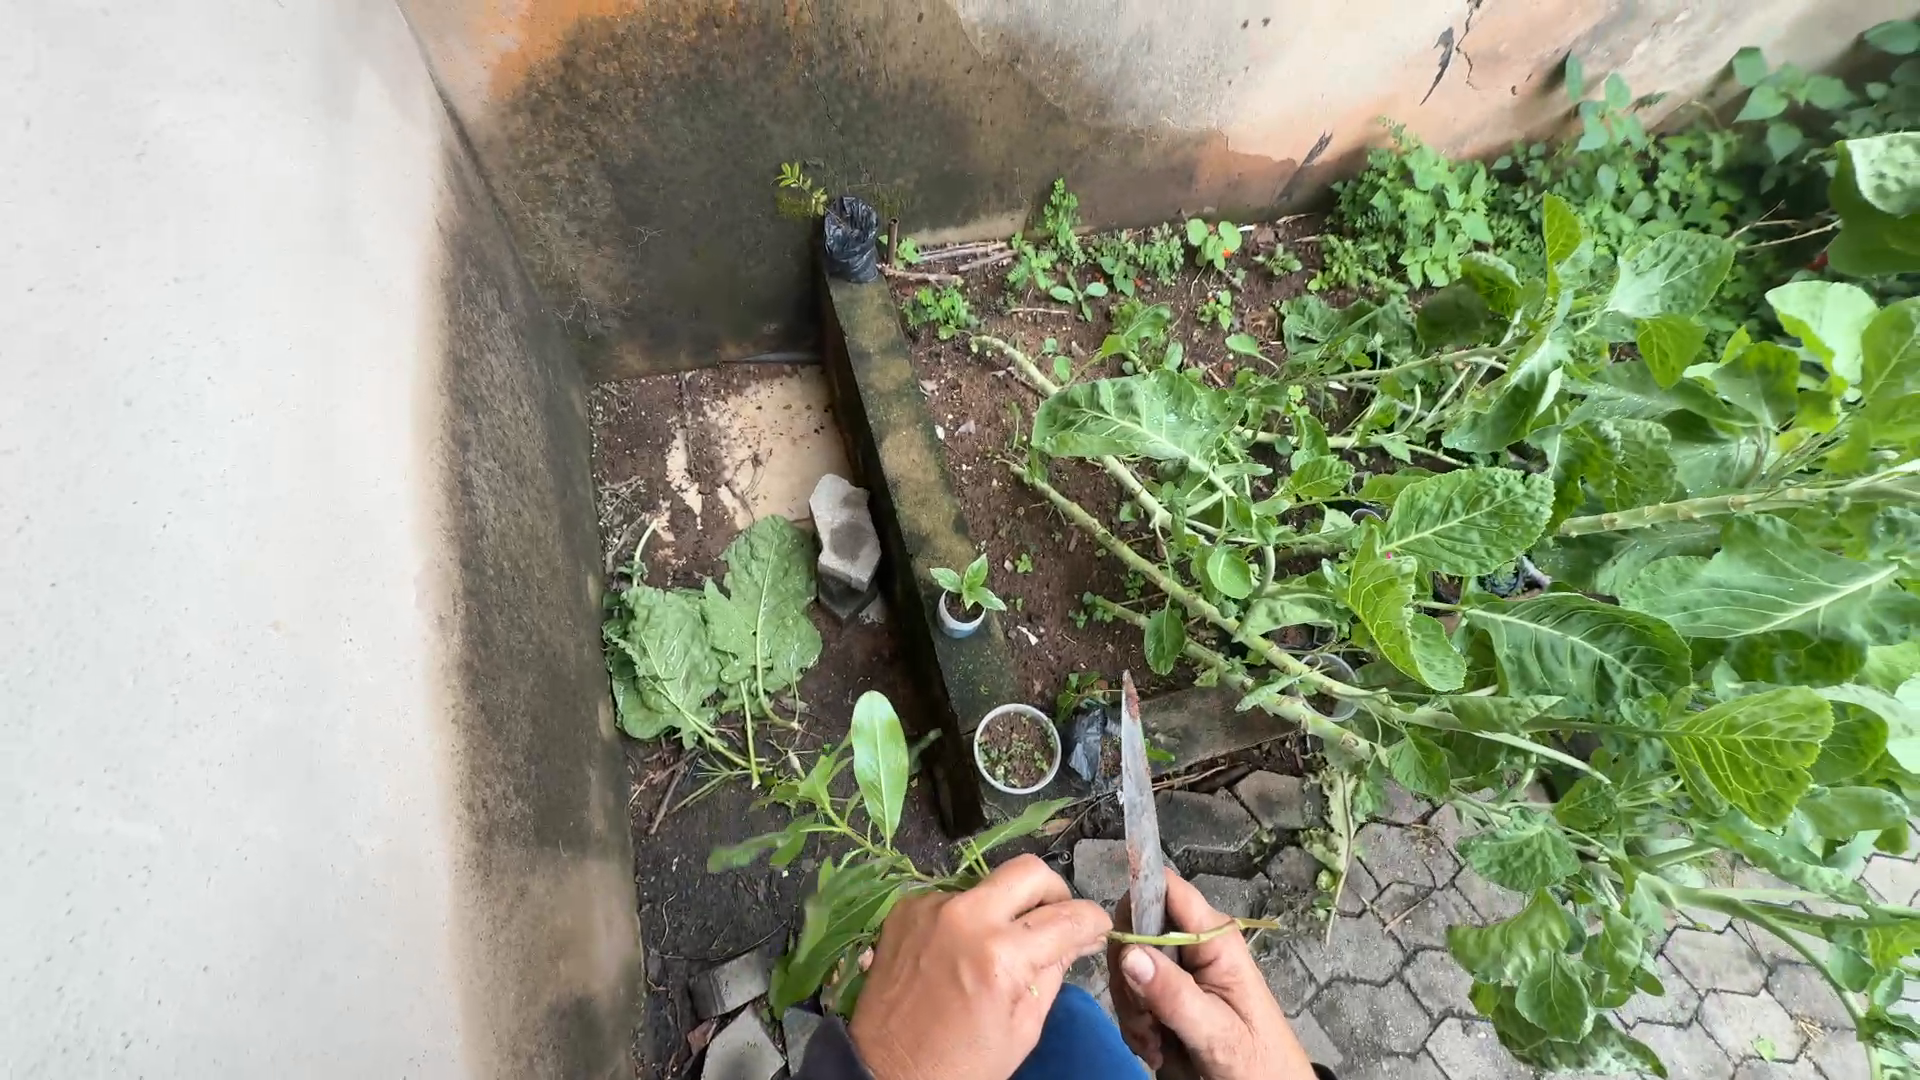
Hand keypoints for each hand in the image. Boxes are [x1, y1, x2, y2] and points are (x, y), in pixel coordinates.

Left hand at [850, 854, 1111, 1079]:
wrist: (881, 1073)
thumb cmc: (960, 1065)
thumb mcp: (1021, 1030)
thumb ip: (1053, 973)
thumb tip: (1078, 936)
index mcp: (1001, 955)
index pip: (1066, 917)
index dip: (1092, 919)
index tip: (1098, 924)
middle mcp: (967, 915)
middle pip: (1028, 870)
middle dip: (1053, 891)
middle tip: (1055, 918)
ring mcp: (932, 905)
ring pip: (989, 883)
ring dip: (1005, 907)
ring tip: (998, 945)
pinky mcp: (907, 905)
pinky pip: (954, 897)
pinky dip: (966, 918)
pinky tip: (958, 951)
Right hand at [1108, 869, 1316, 1079]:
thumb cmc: (1257, 1063)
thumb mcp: (1217, 1033)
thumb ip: (1173, 993)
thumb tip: (1129, 953)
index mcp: (1213, 936)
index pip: (1165, 887)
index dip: (1135, 901)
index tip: (1119, 946)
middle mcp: (1193, 940)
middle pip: (1137, 926)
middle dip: (1128, 972)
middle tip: (1142, 1019)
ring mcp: (1181, 964)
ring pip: (1130, 960)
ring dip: (1131, 1003)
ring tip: (1151, 1043)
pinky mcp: (1172, 988)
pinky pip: (1134, 988)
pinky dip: (1135, 1018)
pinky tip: (1152, 1046)